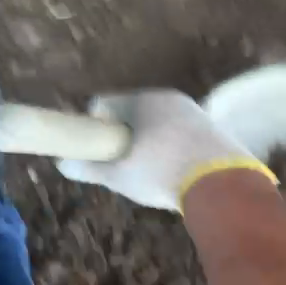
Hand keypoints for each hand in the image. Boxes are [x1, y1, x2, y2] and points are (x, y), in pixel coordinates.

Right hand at [56, 90, 272, 210]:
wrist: (223, 185)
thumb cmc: (159, 171)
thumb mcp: (115, 174)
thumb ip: (87, 167)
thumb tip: (62, 164)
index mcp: (141, 101)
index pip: (103, 104)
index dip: (93, 126)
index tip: (95, 149)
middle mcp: (169, 98)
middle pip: (130, 114)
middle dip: (120, 135)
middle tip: (118, 163)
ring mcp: (195, 111)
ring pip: (155, 124)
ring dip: (145, 142)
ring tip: (145, 171)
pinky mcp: (214, 129)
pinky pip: (178, 134)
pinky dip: (169, 148)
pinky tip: (171, 172)